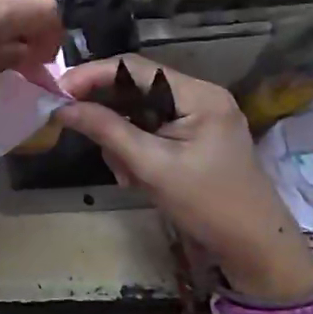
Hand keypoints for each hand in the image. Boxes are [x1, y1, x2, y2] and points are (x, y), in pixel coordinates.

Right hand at [56, 56, 312, 304]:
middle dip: (106, 113)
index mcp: (198, 95)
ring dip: (120, 138)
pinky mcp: (194, 137)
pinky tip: (133, 176)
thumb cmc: (207, 204)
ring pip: (139, 111)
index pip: (134, 68)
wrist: (254, 246)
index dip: (92, 75)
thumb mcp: (151, 167)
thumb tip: (63, 108)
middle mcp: (200, 96)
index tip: (58, 92)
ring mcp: (198, 117)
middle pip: (135, 87)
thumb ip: (107, 131)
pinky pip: (151, 129)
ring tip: (123, 173)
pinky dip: (134, 149)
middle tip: (75, 130)